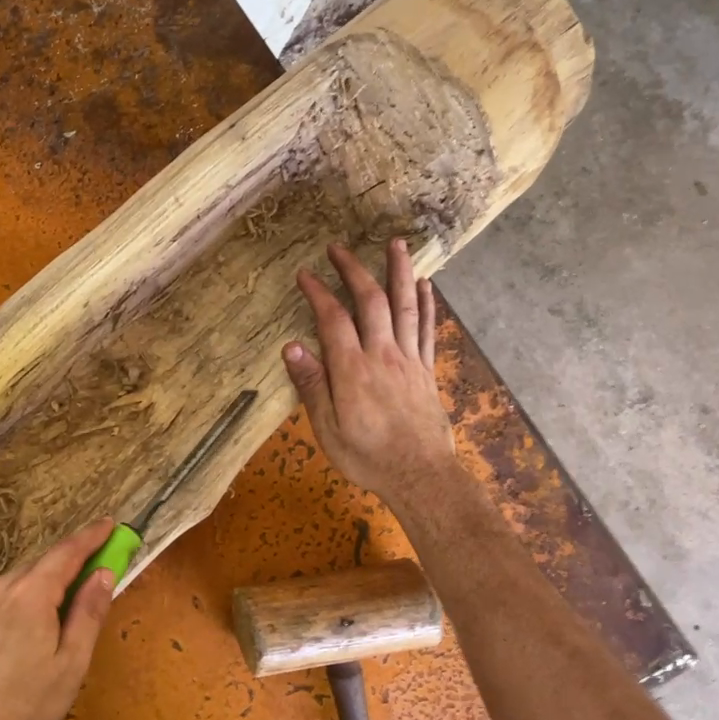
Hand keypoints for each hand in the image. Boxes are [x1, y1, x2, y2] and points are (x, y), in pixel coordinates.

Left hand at [0, 518, 117, 719]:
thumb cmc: (23, 705)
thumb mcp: (70, 664)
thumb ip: (88, 615)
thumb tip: (104, 575)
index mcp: (30, 594)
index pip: (66, 552)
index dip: (91, 537)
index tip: (110, 524)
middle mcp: (2, 590)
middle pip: (43, 563)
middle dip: (73, 558)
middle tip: (100, 563)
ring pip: (22, 580)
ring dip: (50, 579)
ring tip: (73, 594)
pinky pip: (6, 597)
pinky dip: (29, 595)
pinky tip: (37, 620)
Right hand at [282, 239, 455, 503]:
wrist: (421, 476)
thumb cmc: (367, 456)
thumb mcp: (327, 428)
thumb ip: (311, 384)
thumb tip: (292, 346)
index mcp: (352, 370)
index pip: (333, 320)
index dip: (318, 293)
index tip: (304, 273)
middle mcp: (383, 356)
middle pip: (370, 302)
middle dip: (353, 270)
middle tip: (339, 248)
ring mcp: (409, 360)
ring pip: (405, 306)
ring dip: (398, 272)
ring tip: (395, 243)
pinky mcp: (426, 370)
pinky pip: (426, 328)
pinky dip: (425, 303)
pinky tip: (424, 284)